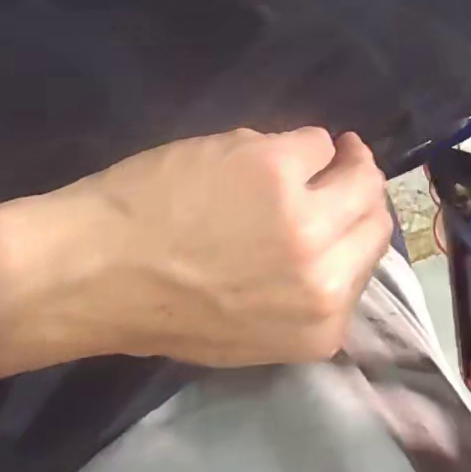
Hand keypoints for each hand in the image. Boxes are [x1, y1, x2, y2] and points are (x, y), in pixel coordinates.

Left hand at [34, 127, 392, 366]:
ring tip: (287, 163)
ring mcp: (304, 215)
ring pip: (355, 169)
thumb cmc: (163, 305)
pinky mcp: (277, 166)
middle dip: (357, 187)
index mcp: (321, 324)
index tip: (343, 206)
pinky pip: (313, 140)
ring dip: (329, 160)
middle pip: (375, 212)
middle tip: (338, 166)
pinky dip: (291, 144)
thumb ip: (308, 294)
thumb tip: (336, 239)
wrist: (94, 272)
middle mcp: (326, 273)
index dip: (358, 227)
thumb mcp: (254, 332)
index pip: (371, 260)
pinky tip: (253, 155)